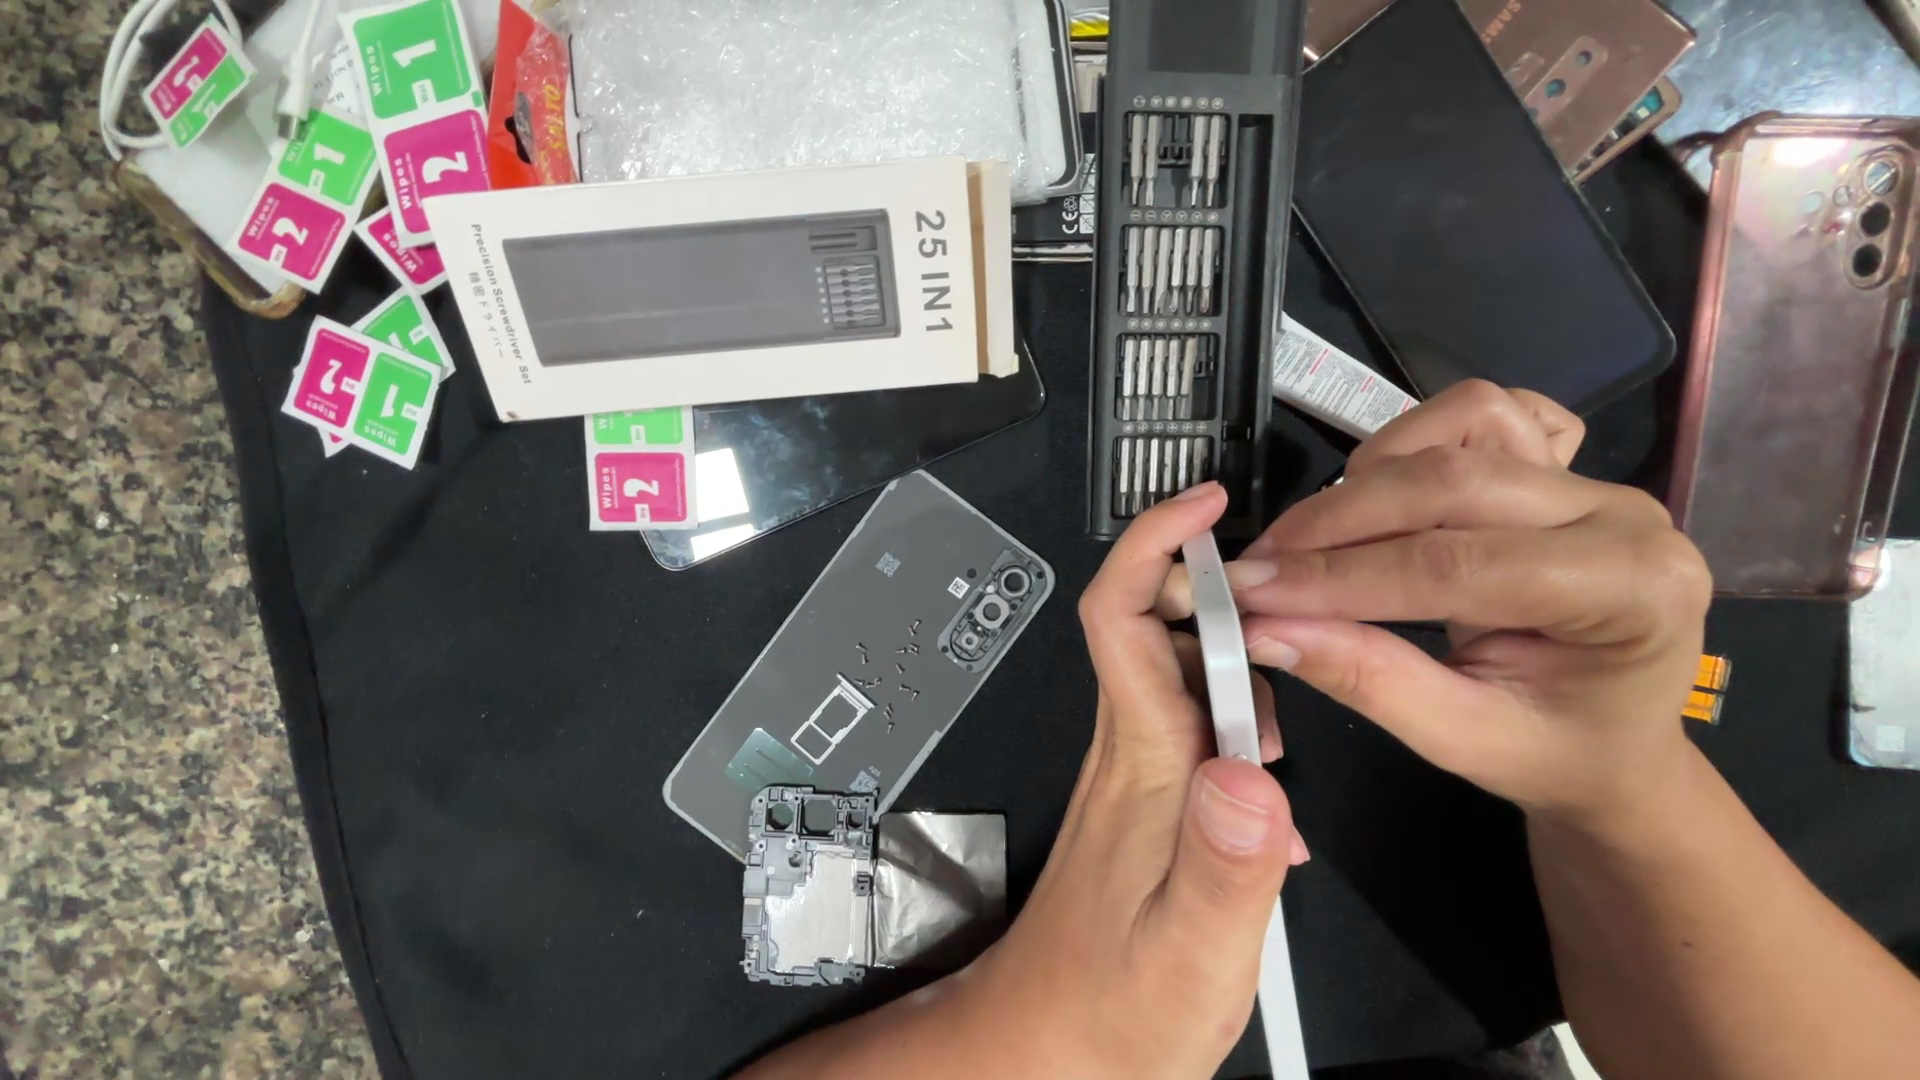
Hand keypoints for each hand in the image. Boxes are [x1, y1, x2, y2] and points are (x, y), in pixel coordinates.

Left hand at [739, 485, 1302, 1079]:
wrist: (1050, 1044)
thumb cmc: (1113, 1008)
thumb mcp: (1191, 954)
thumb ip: (1226, 865)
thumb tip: (1251, 772)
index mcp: (1139, 759)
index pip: (1119, 614)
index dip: (1153, 543)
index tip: (1203, 502)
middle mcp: (1129, 745)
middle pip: (1152, 622)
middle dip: (1218, 591)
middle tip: (1291, 615)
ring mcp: (1135, 766)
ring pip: (1179, 667)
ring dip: (1238, 660)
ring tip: (1291, 717)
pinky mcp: (1148, 794)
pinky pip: (1191, 718)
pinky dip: (1238, 715)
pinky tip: (1268, 779)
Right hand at [1169, 381, 1712, 828]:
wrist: (1611, 740)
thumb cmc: (1549, 750)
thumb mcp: (1459, 737)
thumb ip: (1367, 678)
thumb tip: (1262, 628)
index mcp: (1629, 591)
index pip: (1455, 563)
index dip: (1339, 574)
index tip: (1251, 590)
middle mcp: (1617, 515)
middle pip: (1448, 483)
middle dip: (1333, 524)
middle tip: (1257, 570)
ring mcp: (1585, 478)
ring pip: (1455, 433)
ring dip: (1362, 482)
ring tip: (1309, 545)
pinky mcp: (1549, 463)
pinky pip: (1471, 417)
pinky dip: (1405, 445)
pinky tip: (1372, 497)